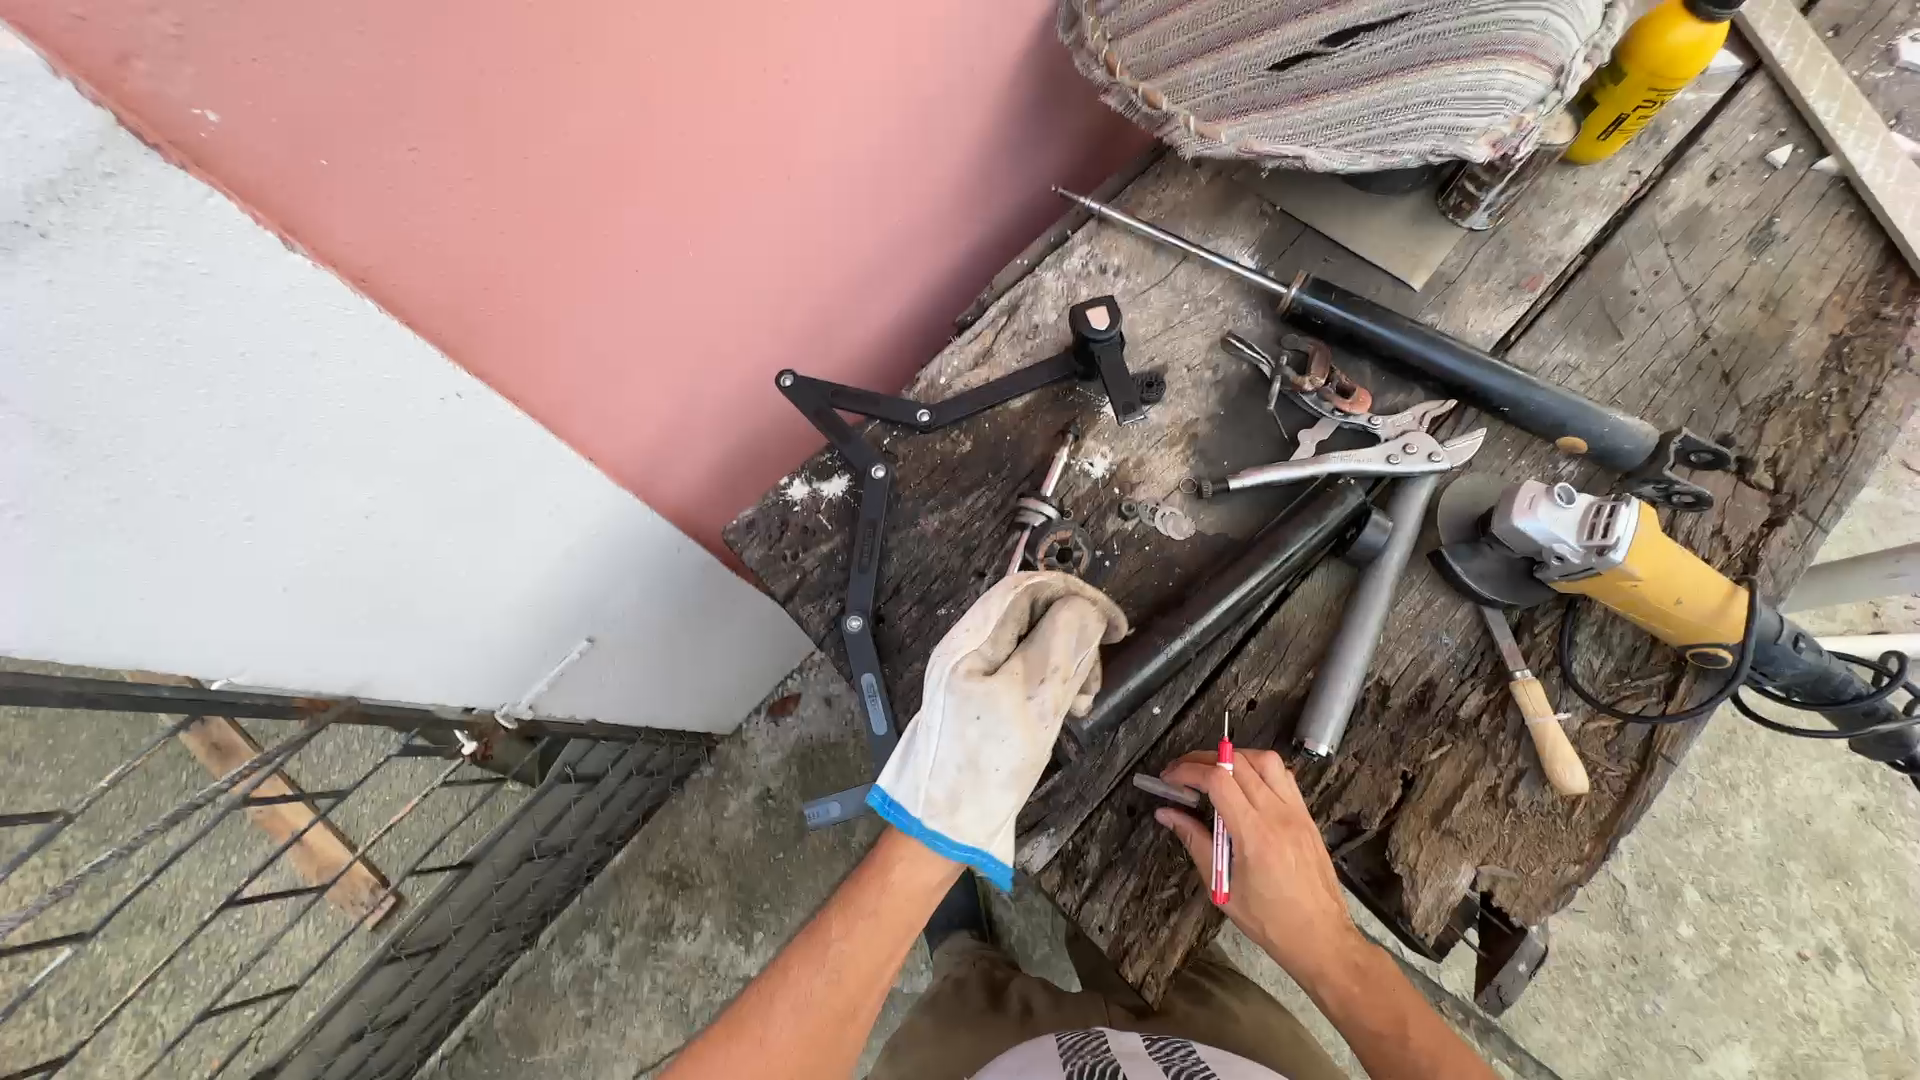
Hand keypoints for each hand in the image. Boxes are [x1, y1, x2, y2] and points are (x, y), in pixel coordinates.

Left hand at [867, 572, 1126, 888]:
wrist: (943, 825)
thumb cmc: (987, 764)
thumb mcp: (1031, 701)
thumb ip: (1057, 645)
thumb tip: (1084, 607)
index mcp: (973, 638)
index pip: (1030, 587)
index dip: (1078, 596)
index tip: (1116, 628)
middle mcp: (970, 644)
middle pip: (1034, 613)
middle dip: (1075, 636)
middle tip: (1092, 681)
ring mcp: (974, 669)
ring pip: (1035, 641)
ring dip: (1068, 662)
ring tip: (1081, 702)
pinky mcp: (982, 693)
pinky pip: (1025, 669)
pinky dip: (1052, 682)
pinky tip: (1066, 709)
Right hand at [1155, 748, 1363, 981]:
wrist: (1322, 939)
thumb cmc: (1271, 921)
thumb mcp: (1222, 886)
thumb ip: (1194, 841)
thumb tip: (1167, 814)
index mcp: (1255, 834)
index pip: (1218, 780)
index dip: (1188, 770)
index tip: (1170, 777)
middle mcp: (1278, 815)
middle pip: (1237, 762)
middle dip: (1203, 760)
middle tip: (1184, 773)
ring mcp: (1296, 813)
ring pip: (1264, 760)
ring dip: (1233, 759)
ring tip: (1215, 774)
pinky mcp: (1306, 817)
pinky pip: (1283, 776)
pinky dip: (1258, 769)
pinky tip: (1245, 786)